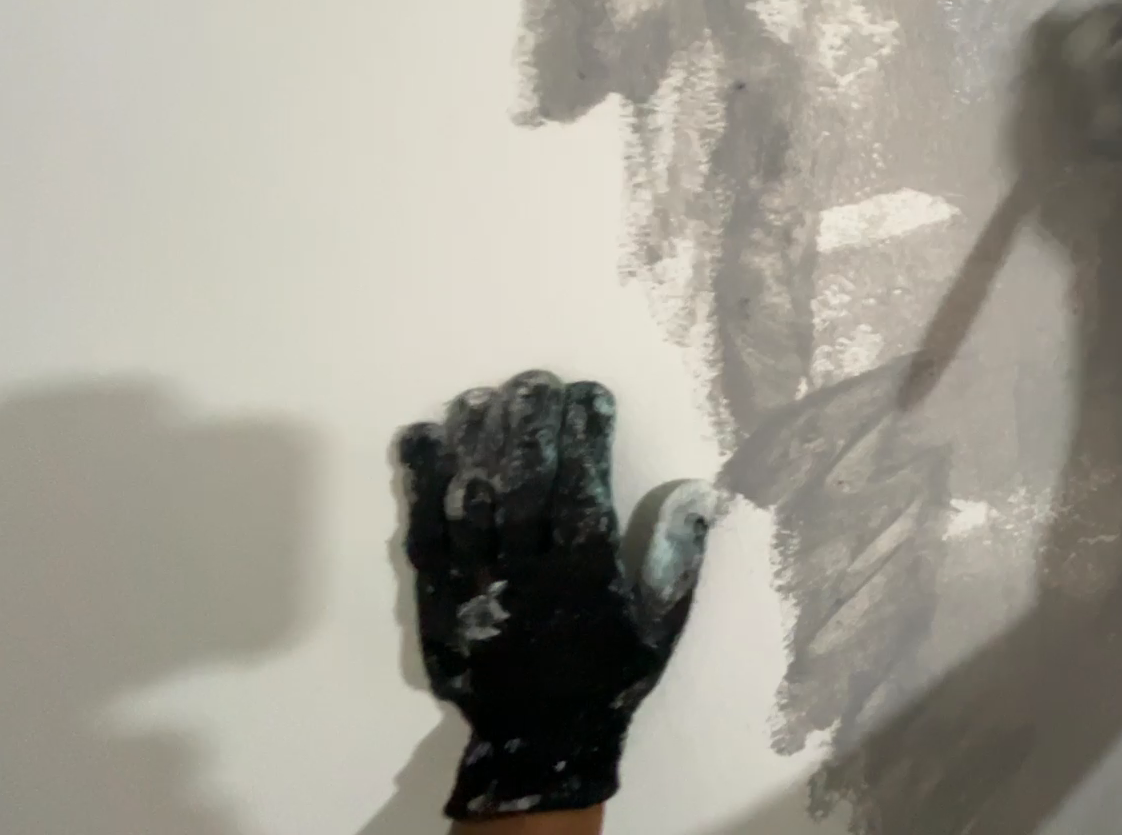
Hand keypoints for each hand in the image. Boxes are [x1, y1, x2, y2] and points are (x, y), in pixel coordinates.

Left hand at [396, 371, 717, 820]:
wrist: (540, 743)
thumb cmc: (611, 672)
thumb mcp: (663, 623)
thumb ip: (679, 555)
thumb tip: (701, 491)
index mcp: (585, 577)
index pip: (582, 491)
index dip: (586, 437)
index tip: (590, 392)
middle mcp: (526, 575)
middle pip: (524, 487)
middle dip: (532, 426)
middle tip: (536, 377)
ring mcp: (474, 585)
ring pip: (472, 502)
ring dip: (478, 442)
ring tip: (487, 394)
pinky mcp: (433, 597)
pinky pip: (424, 532)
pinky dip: (420, 482)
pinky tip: (423, 435)